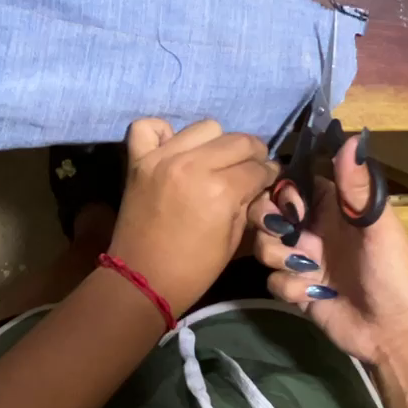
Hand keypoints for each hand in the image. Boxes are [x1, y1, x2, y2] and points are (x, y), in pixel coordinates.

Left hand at [107, 118, 279, 314]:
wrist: (141, 281)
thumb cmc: (193, 270)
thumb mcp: (234, 240)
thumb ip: (247, 202)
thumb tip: (258, 182)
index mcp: (221, 190)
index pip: (258, 167)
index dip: (269, 174)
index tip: (269, 178)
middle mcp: (193, 165)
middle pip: (237, 141)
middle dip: (252, 154)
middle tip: (249, 168)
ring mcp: (162, 158)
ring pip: (204, 128)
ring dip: (216, 143)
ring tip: (213, 161)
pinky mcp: (138, 160)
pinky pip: (149, 126)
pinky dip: (163, 133)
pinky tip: (172, 149)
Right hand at [250, 132, 407, 362]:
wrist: (392, 333)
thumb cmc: (393, 273)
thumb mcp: (379, 227)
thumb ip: (358, 187)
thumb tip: (352, 138)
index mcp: (334, 207)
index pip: (293, 185)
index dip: (283, 192)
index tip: (293, 207)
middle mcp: (313, 229)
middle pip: (268, 212)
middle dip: (268, 223)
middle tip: (287, 237)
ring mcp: (302, 260)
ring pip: (264, 244)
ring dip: (278, 257)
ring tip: (307, 270)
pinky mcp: (295, 289)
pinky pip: (272, 279)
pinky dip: (289, 287)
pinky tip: (312, 295)